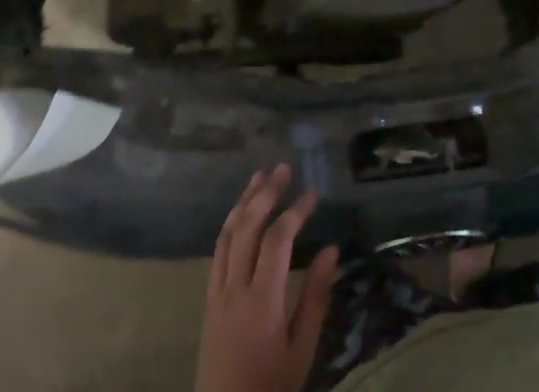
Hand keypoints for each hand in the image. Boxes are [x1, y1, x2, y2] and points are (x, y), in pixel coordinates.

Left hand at [195, 164, 339, 391]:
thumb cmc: (271, 384)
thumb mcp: (302, 347)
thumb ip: (315, 296)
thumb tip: (330, 250)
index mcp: (262, 299)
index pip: (277, 240)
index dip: (295, 211)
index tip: (313, 192)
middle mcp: (234, 288)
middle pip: (247, 227)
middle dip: (265, 194)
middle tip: (283, 168)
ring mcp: (216, 292)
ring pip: (226, 235)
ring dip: (243, 202)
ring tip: (259, 177)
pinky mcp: (208, 299)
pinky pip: (216, 252)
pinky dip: (229, 225)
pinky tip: (239, 214)